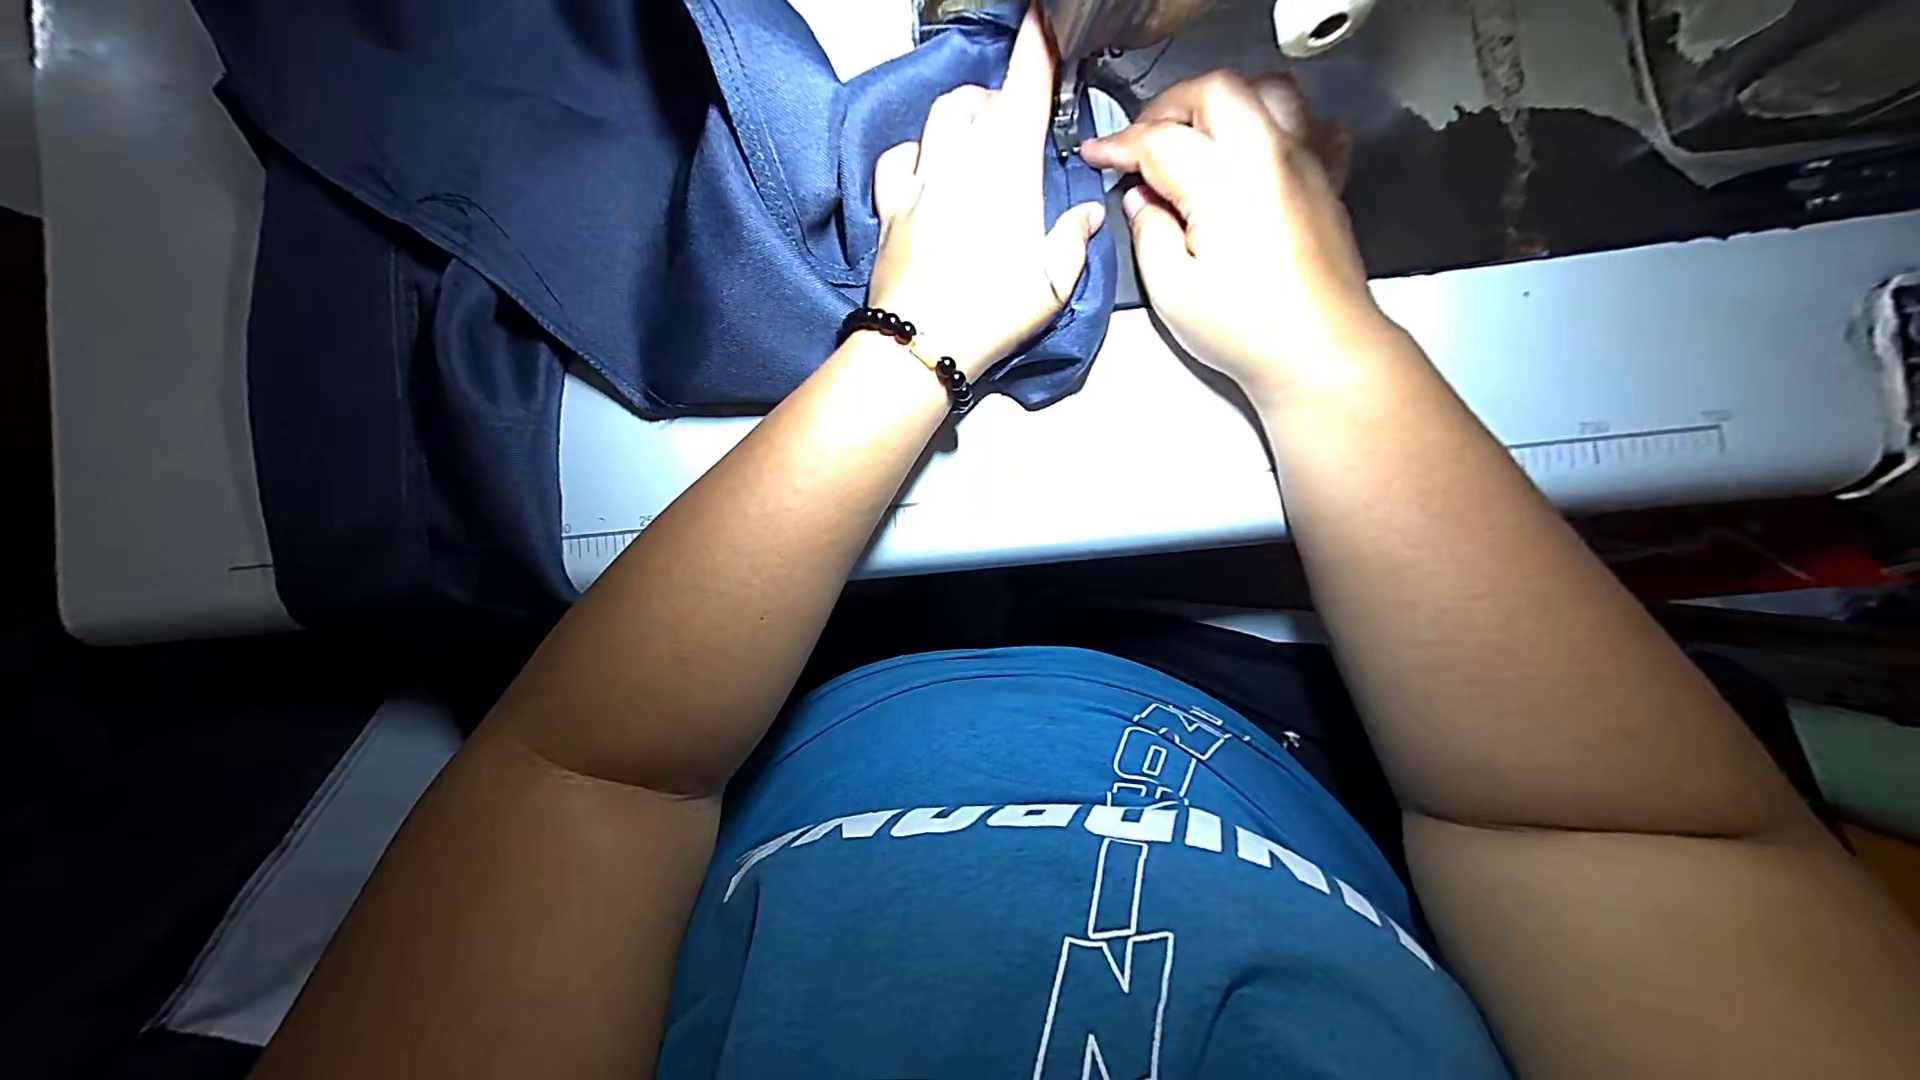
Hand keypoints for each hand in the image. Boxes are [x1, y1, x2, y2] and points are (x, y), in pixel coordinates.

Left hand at [866, 6, 1105, 379]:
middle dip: (997, 98)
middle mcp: (961, 162)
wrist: (921, 345)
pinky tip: (924, 172)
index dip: (1038, 46)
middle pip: (977, 97)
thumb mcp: (1053, 285)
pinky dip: (915, 152)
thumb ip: (1072, 240)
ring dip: (958, 118)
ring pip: (937, 117)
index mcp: (1009, 170)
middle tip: (1011, 124)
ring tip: (971, 143)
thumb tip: (1085, 217)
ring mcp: (921, 181)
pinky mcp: (890, 207)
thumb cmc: (989, 317)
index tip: (1044, 24)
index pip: (1026, 84)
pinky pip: (897, 157)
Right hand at [1080, 71, 1392, 401]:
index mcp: (1225, 180)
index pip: (1161, 141)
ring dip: (1219, 104)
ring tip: (1192, 136)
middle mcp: (1270, 154)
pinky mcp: (1324, 181)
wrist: (1316, 350)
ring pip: (1265, 91)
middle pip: (1216, 91)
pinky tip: (1255, 150)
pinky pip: (1307, 123)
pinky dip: (1274, 122)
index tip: (1096, 154)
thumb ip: (1149, 234)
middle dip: (1167, 108)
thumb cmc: (1246, 329)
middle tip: (1139, 141)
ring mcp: (1305, 162)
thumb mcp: (1172, 291)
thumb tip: (1141, 203)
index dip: (1120, 145)